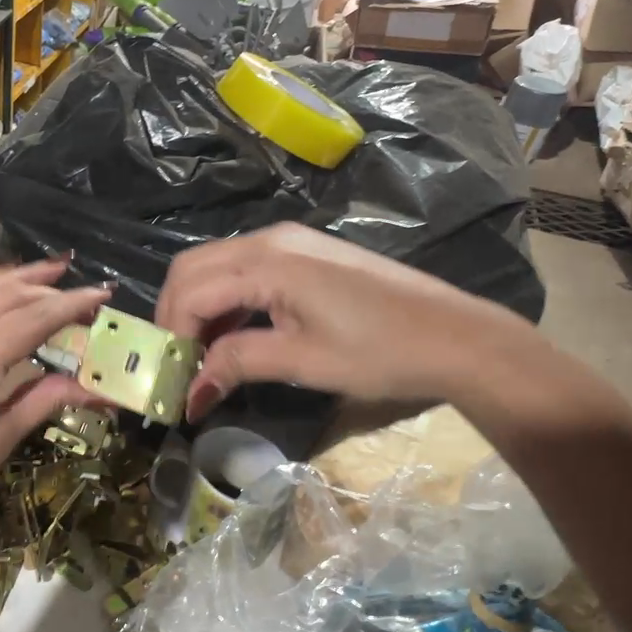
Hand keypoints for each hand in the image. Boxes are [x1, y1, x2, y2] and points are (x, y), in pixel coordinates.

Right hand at [155, 223, 545, 421]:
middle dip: (174, 314)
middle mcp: (269, 240)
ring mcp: (286, 240)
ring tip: (199, 352)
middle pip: (191, 267)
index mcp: (269, 263)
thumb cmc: (383, 353)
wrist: (458, 337)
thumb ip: (239, 362)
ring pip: (212, 263)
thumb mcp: (305, 363)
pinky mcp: (301, 251)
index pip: (192, 291)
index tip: (173, 377)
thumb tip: (191, 391)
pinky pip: (240, 266)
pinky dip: (223, 297)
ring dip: (196, 305)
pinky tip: (232, 332)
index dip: (173, 334)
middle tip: (176, 360)